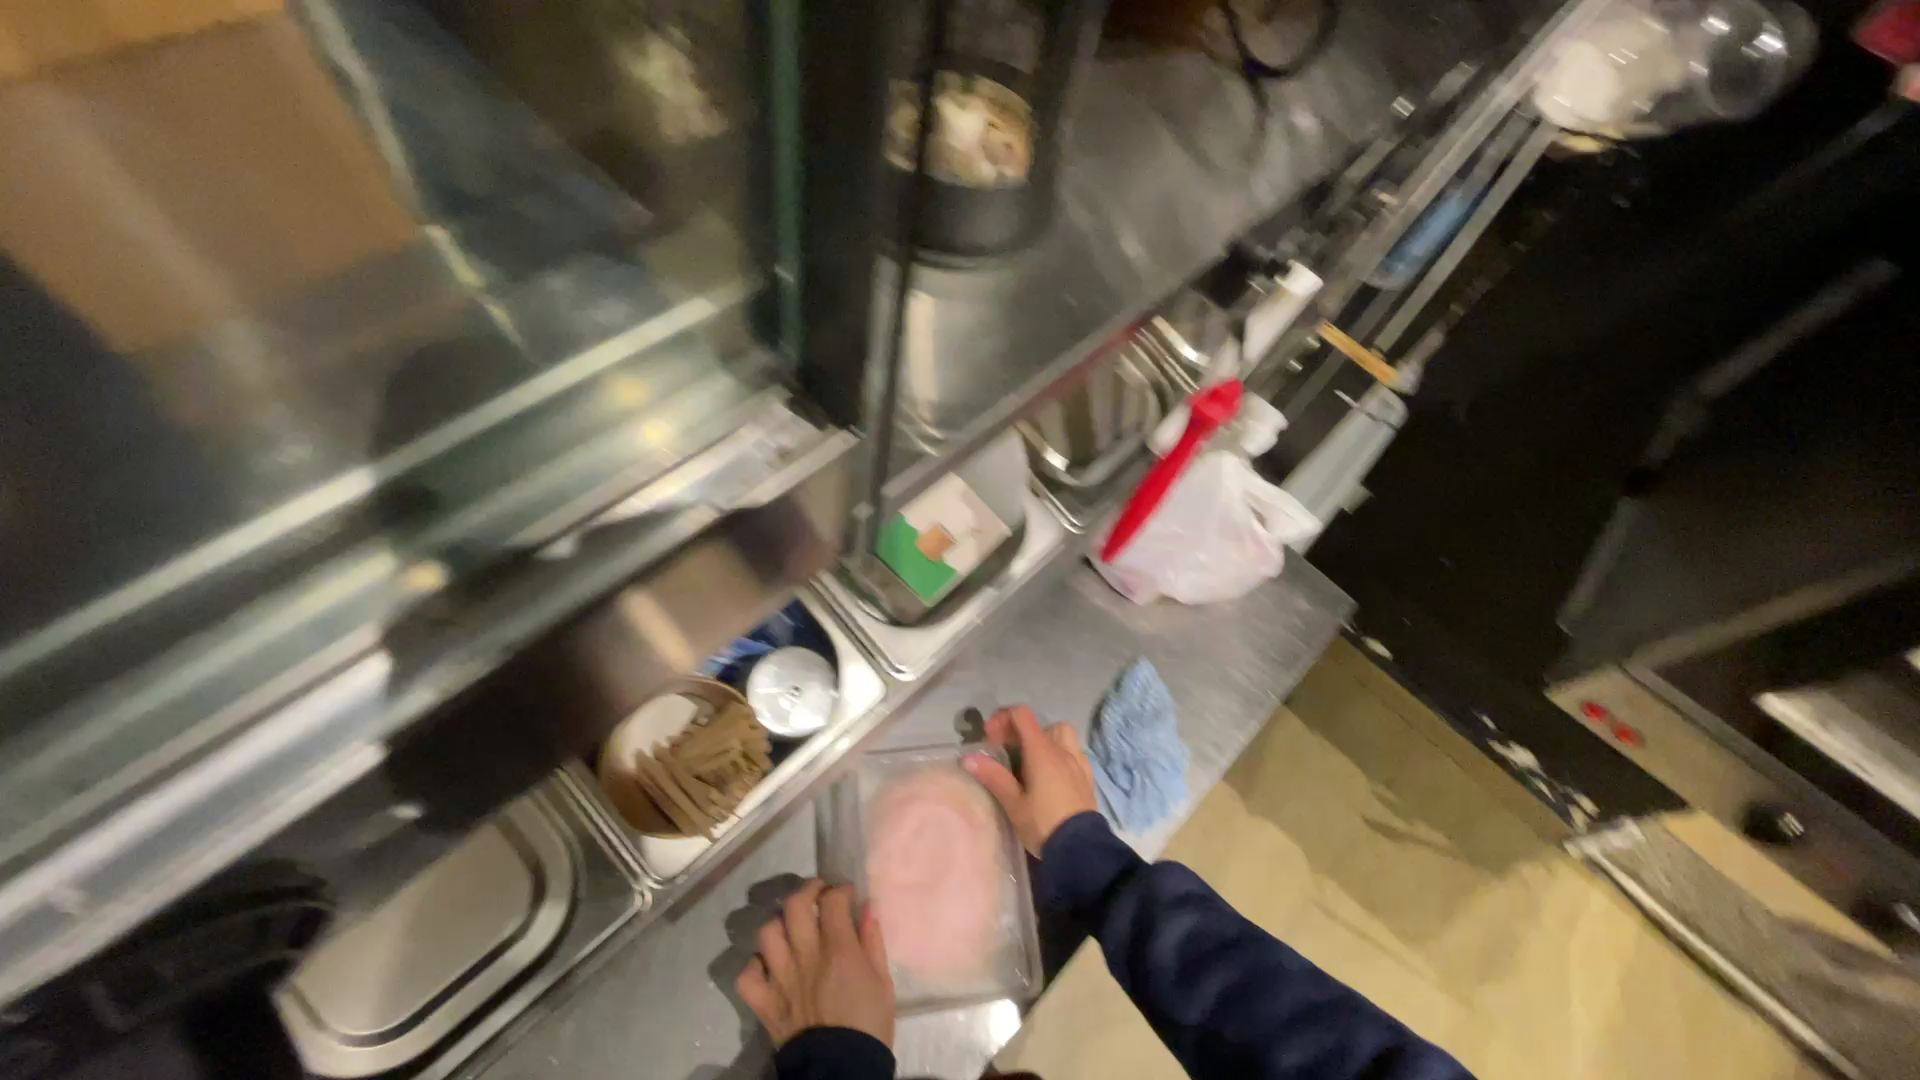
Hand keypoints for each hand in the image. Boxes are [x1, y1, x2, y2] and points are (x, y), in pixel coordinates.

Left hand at [735, 880, 894, 1048]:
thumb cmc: (869, 1025)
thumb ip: (873, 941)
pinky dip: (755, 966)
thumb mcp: (883, 980)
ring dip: (779, 924)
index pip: (832, 900)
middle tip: (818, 895)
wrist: (842, 1071)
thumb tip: (867, 907)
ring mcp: (780, 978)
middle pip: (794, 905)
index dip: (839, 889)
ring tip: (791, 928)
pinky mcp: (764, 1003)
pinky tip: (769, 966)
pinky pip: (746, 976)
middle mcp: (805, 956)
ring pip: (767, 933)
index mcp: (838, 949)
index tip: (846, 893)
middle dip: (807, 891)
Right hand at [964, 705, 1098, 855]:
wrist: (1082, 850)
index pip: (1022, 716)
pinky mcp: (1087, 777)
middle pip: (1040, 724)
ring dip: (1044, 739)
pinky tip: (1052, 774)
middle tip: (1006, 751)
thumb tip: (968, 757)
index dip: (1003, 719)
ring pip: (1062, 735)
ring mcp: (1078, 762)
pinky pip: (1073, 752)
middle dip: (1020, 731)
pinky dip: (1060, 753)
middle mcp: (1062, 750)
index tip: (990, 738)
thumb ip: (993, 776)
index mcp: (1042, 752)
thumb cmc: (1044, 824)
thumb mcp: (1014, 803)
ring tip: (1031, 760)